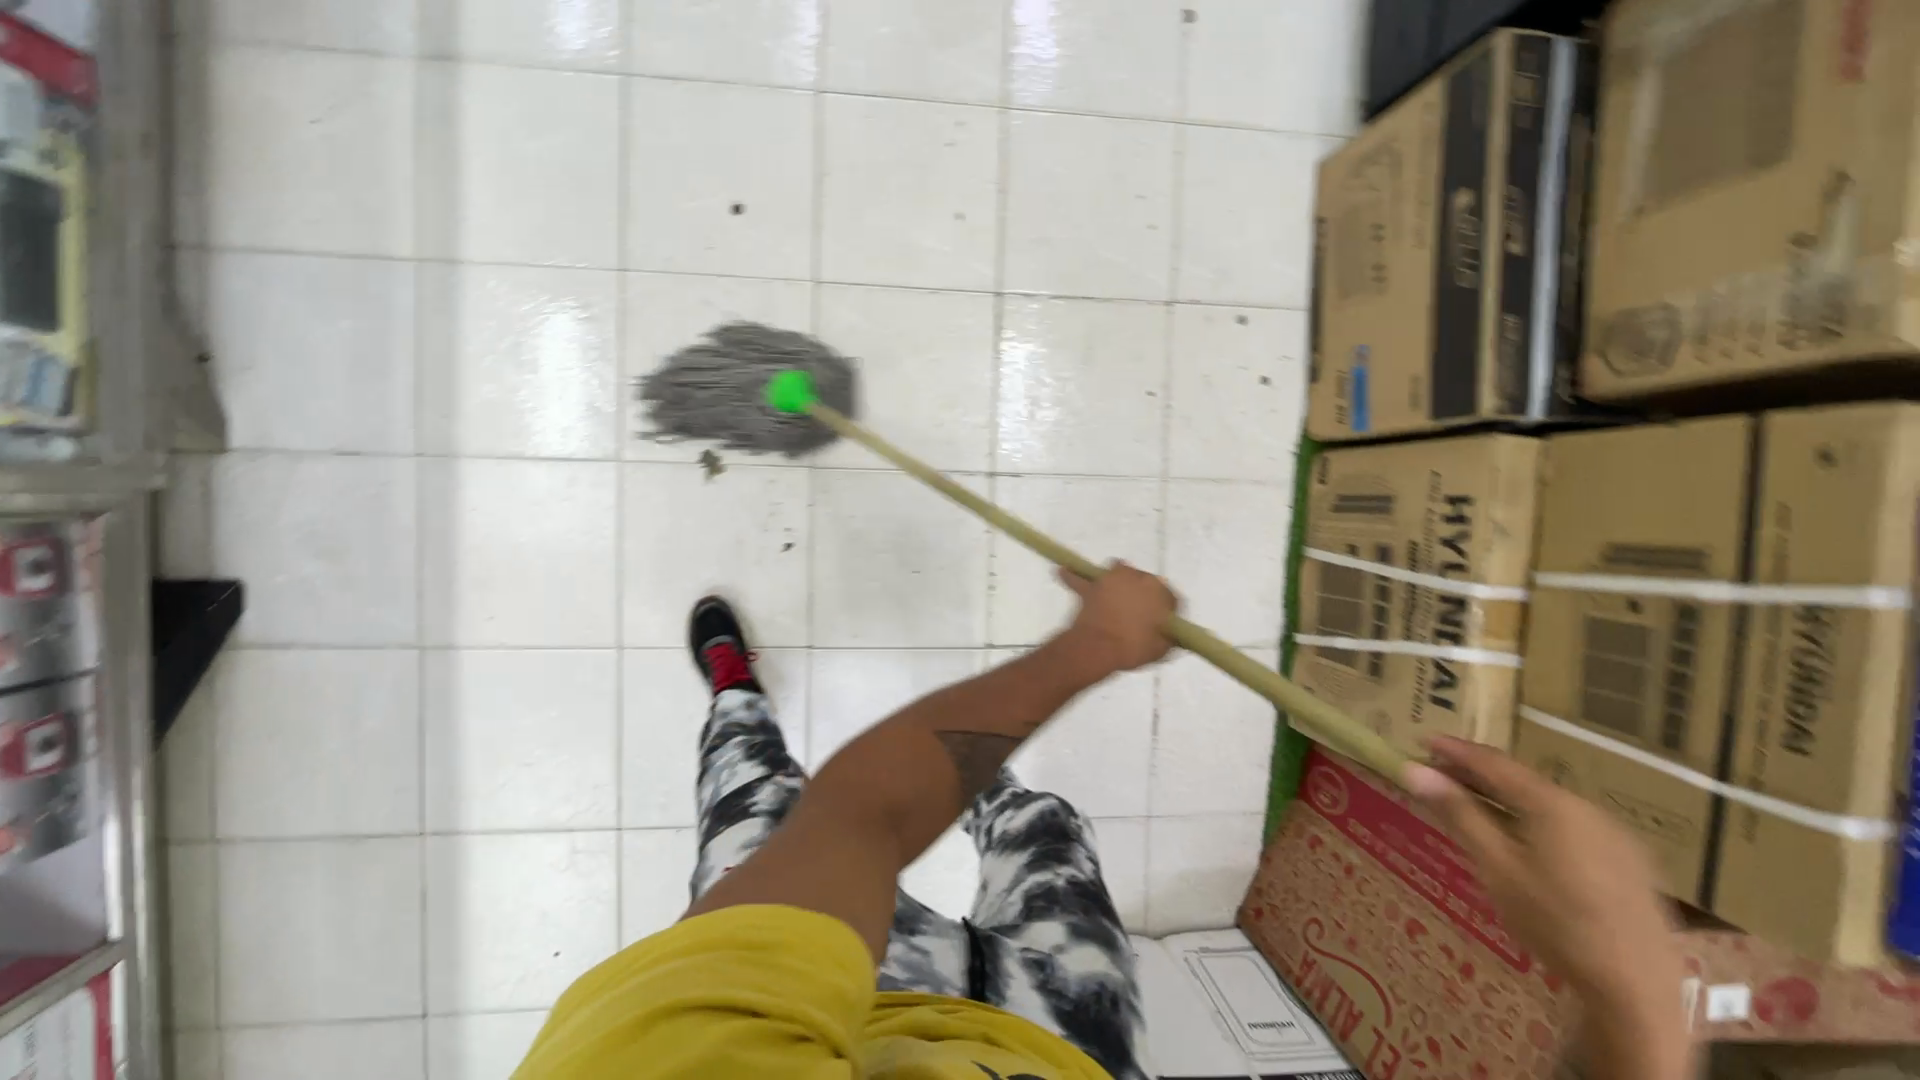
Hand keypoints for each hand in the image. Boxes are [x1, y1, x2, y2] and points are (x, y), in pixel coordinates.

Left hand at [1055, 561, 1177, 674]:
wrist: (1099, 647)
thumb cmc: (1134, 648)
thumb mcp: (1161, 649)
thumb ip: (1169, 638)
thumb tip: (1170, 635)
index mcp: (1159, 591)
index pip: (1169, 597)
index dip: (1165, 610)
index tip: (1160, 623)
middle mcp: (1137, 577)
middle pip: (1144, 582)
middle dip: (1142, 594)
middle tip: (1137, 615)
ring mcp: (1111, 579)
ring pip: (1116, 571)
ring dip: (1117, 580)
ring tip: (1115, 594)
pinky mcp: (1090, 587)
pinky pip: (1079, 579)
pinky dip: (1072, 576)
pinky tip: (1062, 570)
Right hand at [1406, 737, 1689, 1075]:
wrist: (1637, 987)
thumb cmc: (1555, 923)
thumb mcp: (1496, 868)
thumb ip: (1458, 814)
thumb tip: (1416, 771)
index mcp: (1553, 804)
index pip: (1494, 763)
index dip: (1456, 750)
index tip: (1423, 742)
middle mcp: (1587, 808)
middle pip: (1523, 781)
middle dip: (1478, 776)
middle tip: (1439, 777)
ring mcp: (1613, 835)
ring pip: (1547, 804)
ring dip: (1506, 799)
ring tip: (1473, 807)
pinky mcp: (1628, 862)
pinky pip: (1570, 825)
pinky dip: (1535, 820)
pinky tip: (1522, 842)